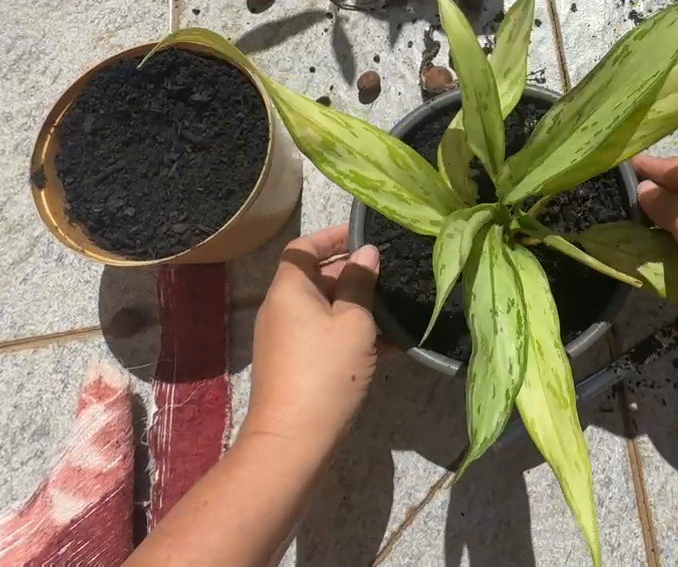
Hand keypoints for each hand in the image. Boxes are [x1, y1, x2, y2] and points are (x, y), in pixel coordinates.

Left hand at [241, 224, 381, 445]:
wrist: (294, 442)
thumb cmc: (325, 370)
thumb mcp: (354, 321)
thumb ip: (361, 283)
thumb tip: (367, 252)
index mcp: (289, 291)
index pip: (303, 248)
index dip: (330, 237)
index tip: (362, 236)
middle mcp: (282, 310)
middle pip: (316, 278)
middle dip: (352, 272)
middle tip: (389, 272)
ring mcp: (287, 341)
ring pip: (325, 309)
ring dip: (357, 305)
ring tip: (394, 306)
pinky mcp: (296, 366)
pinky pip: (326, 336)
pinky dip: (352, 333)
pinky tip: (390, 343)